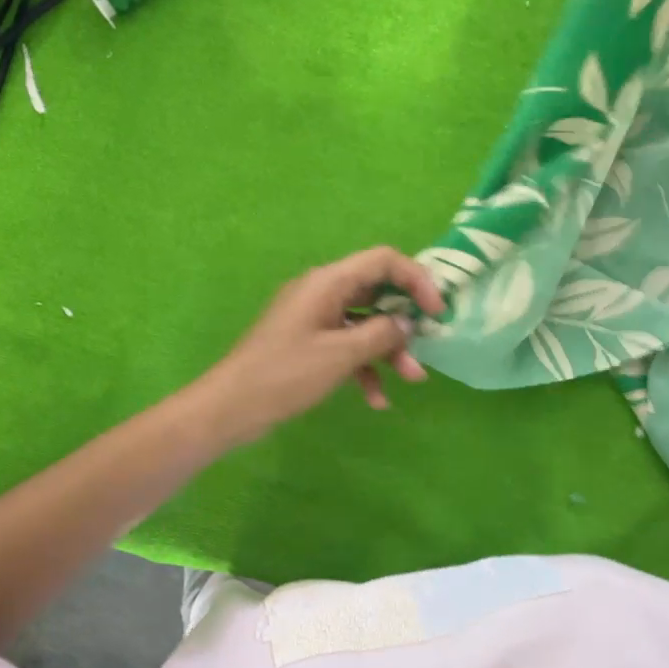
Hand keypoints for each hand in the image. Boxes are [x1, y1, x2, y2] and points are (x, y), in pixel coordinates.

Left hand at [197, 247, 446, 442]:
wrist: (232, 406)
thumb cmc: (285, 374)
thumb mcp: (340, 355)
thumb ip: (380, 334)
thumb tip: (405, 323)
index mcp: (327, 282)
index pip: (383, 260)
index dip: (416, 279)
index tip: (436, 311)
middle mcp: (322, 292)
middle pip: (376, 292)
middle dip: (405, 321)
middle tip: (428, 346)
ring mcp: (313, 318)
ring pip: (364, 323)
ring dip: (389, 349)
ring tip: (413, 380)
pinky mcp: (307, 344)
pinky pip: (345, 346)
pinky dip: (364, 367)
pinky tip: (377, 400)